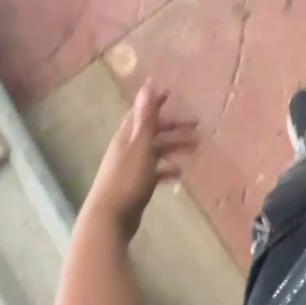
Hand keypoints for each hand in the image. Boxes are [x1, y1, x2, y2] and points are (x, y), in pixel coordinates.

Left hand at [82, 81, 198, 241]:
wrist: (109, 219)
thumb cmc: (127, 180)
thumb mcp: (140, 146)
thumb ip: (146, 117)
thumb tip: (148, 85)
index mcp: (126, 137)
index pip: (142, 112)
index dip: (155, 102)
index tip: (170, 92)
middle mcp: (127, 149)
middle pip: (152, 131)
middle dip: (173, 126)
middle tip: (196, 125)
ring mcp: (131, 168)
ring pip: (155, 150)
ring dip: (174, 146)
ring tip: (195, 148)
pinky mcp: (135, 185)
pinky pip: (154, 171)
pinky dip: (166, 169)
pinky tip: (179, 174)